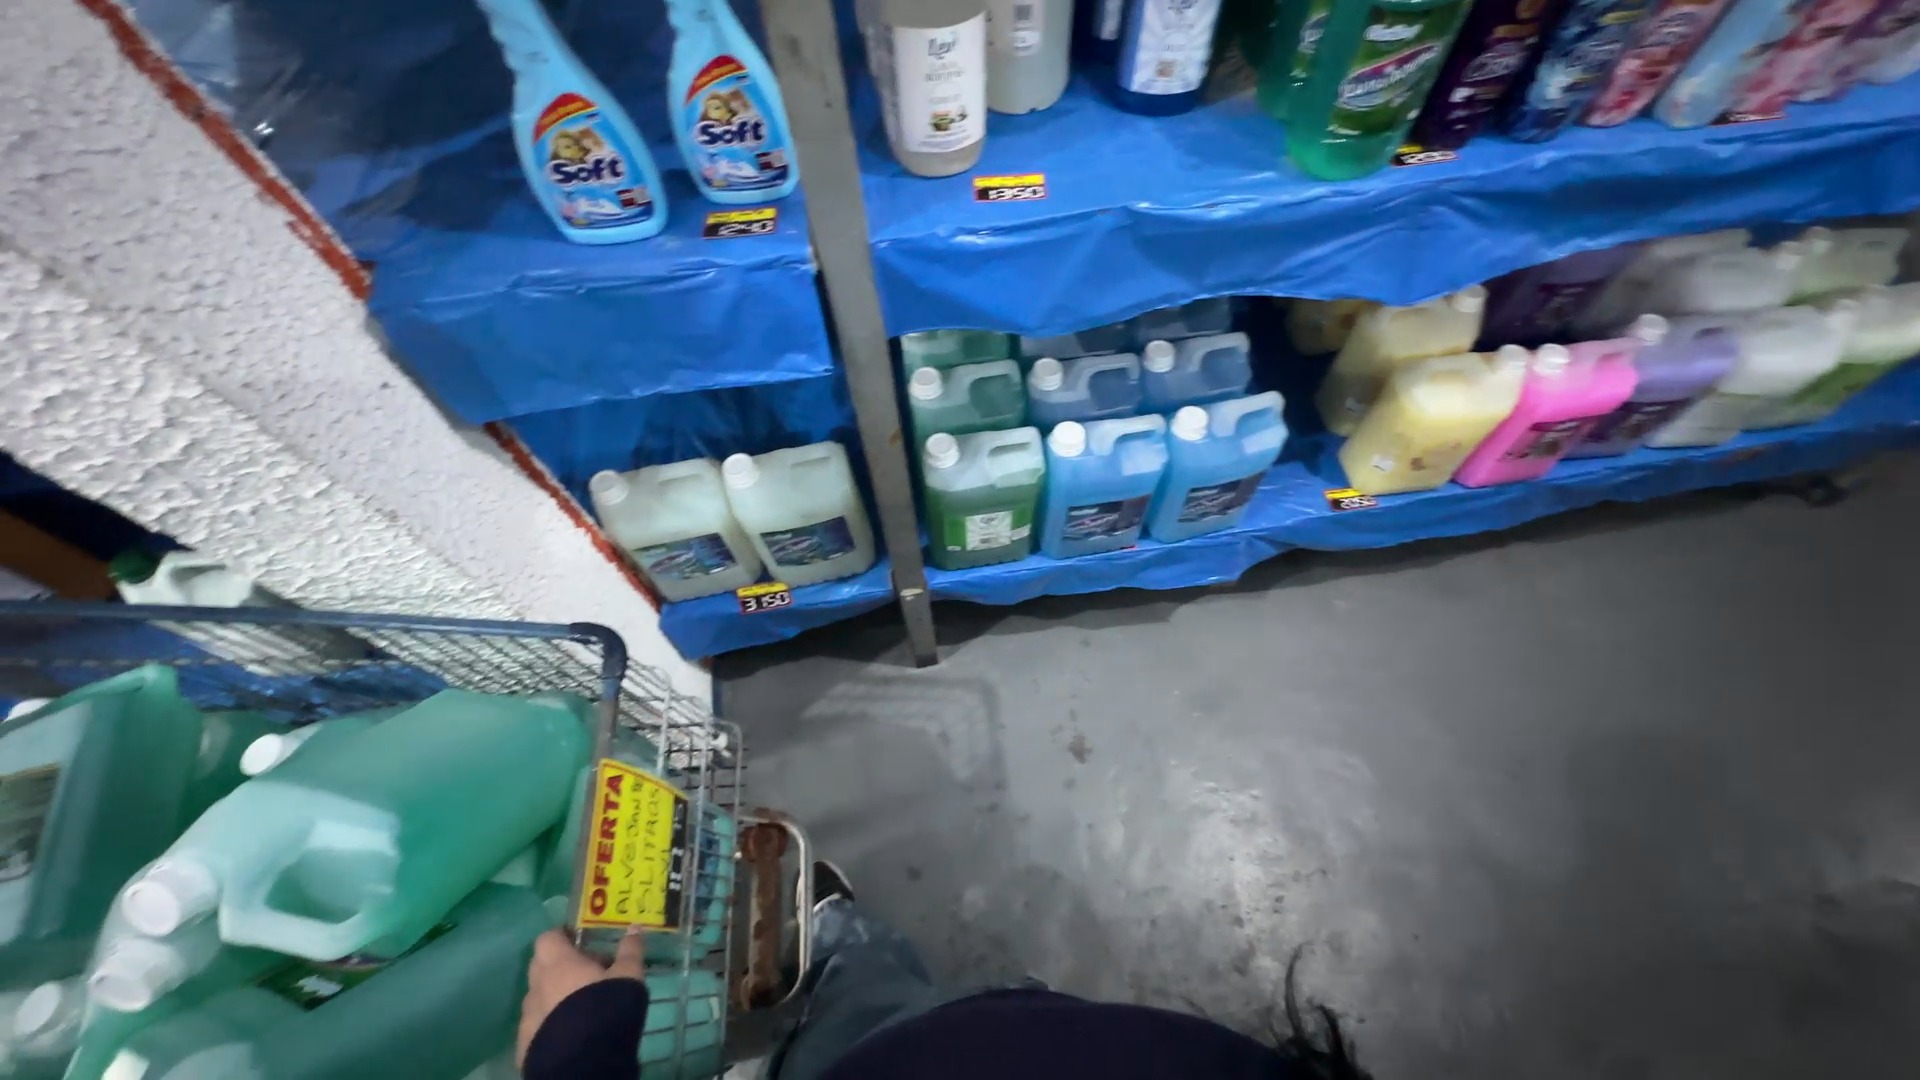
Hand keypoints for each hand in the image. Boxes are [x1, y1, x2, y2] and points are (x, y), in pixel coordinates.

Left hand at [517, 926, 645, 1067]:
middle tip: (586, 969)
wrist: (584, 1062)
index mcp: (559, 964)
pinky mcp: (524, 1044)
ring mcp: (528, 1017)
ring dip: (554, 993)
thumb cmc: (606, 1007)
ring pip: (538, 996)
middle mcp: (537, 987)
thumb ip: (630, 950)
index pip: (547, 938)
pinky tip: (570, 1029)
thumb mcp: (628, 975)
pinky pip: (536, 1024)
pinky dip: (549, 1020)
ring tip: (580, 1002)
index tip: (579, 939)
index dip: (561, 936)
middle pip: (539, 965)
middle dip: (559, 964)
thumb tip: (634, 928)